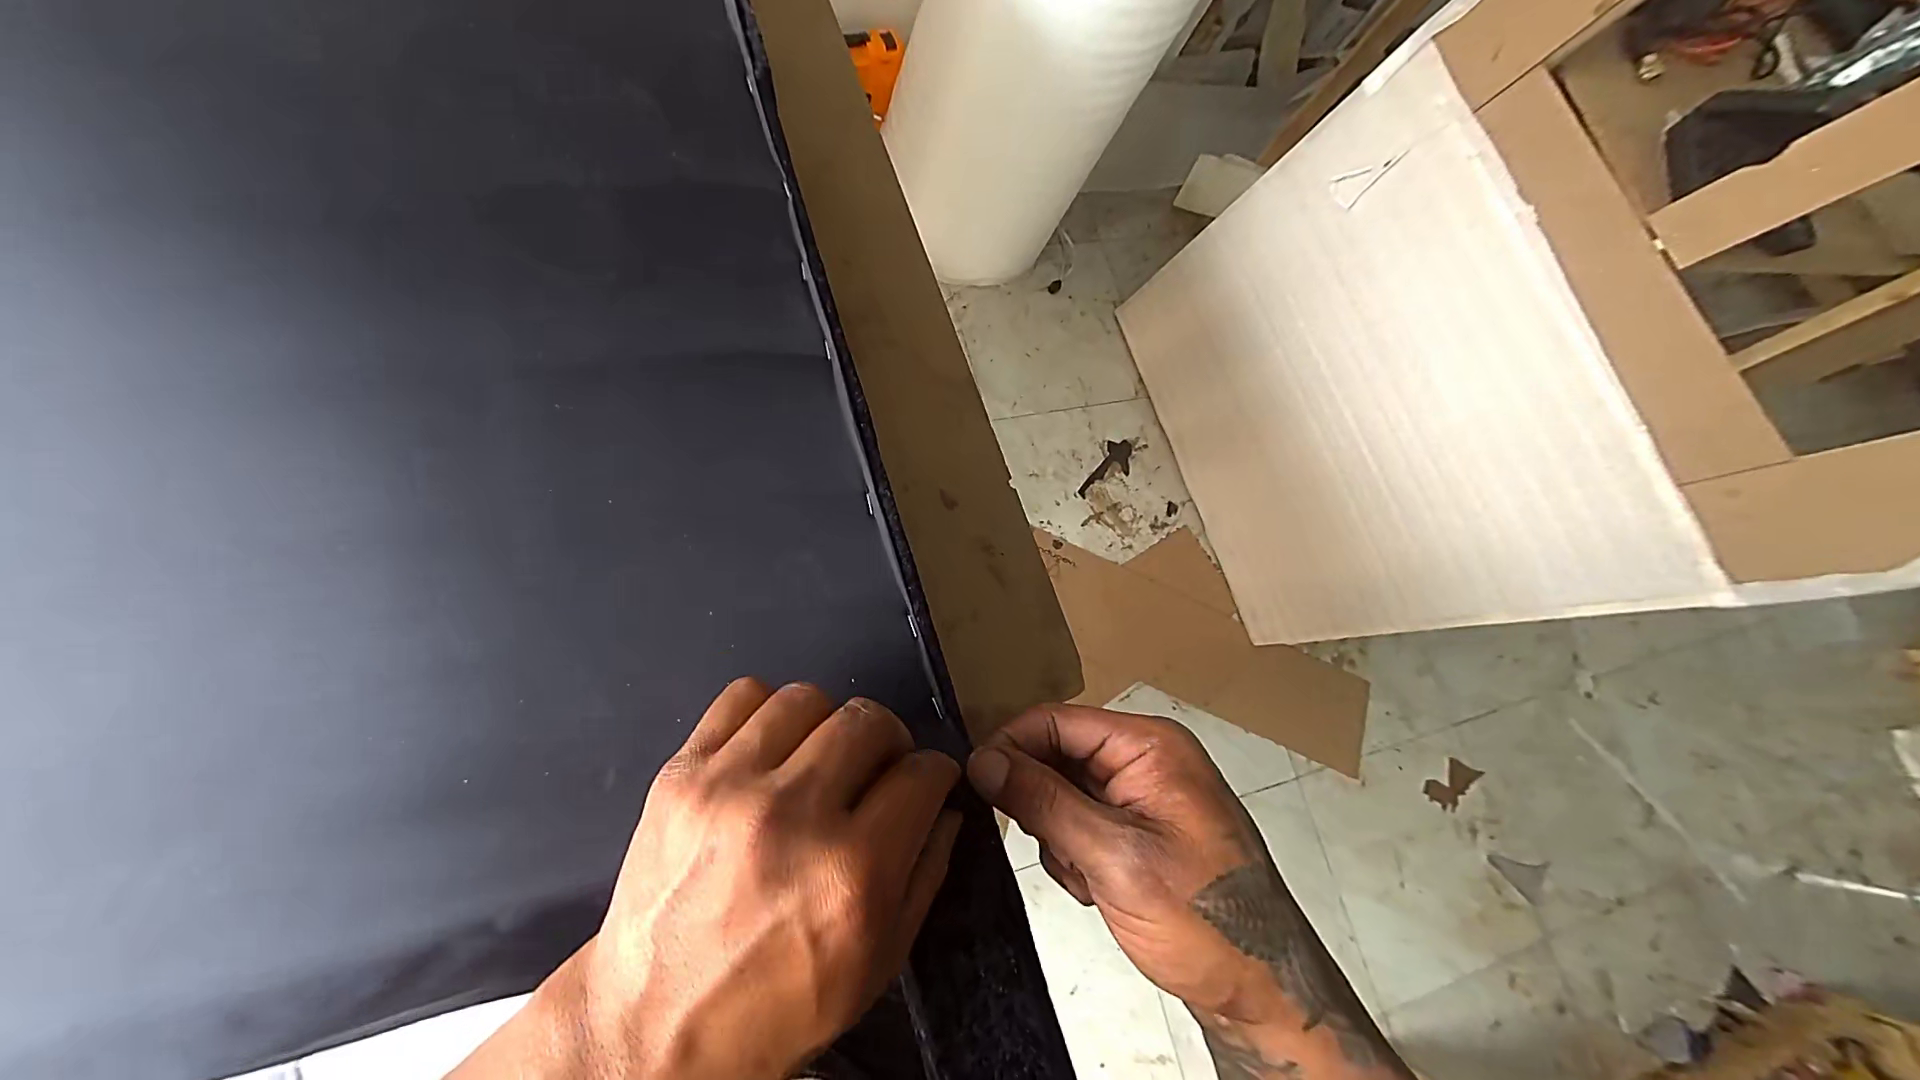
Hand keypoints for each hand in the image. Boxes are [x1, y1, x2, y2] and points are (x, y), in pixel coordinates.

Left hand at [451, 678, 961, 1079]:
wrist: (653, 1030)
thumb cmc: (779, 1007)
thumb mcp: (880, 962)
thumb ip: (927, 873)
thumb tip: (945, 805)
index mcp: (853, 871)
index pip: (920, 774)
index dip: (934, 772)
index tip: (926, 779)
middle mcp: (794, 815)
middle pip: (869, 721)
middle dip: (890, 739)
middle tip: (878, 766)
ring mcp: (729, 788)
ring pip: (808, 699)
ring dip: (829, 723)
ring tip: (820, 757)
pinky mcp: (680, 775)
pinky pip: (741, 696)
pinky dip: (767, 712)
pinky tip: (769, 749)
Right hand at [968, 703, 1409, 1079]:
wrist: (1258, 990)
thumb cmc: (1203, 918)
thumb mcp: (1113, 857)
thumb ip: (1043, 802)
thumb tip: (982, 760)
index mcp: (1148, 745)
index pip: (1058, 720)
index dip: (1012, 745)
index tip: (976, 782)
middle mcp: (1143, 757)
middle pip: (1058, 753)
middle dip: (1042, 803)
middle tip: (1056, 849)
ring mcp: (1139, 792)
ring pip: (1060, 790)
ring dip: (1058, 835)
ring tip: (1088, 877)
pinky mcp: (1134, 823)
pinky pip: (1076, 818)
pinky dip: (1072, 851)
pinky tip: (1096, 885)